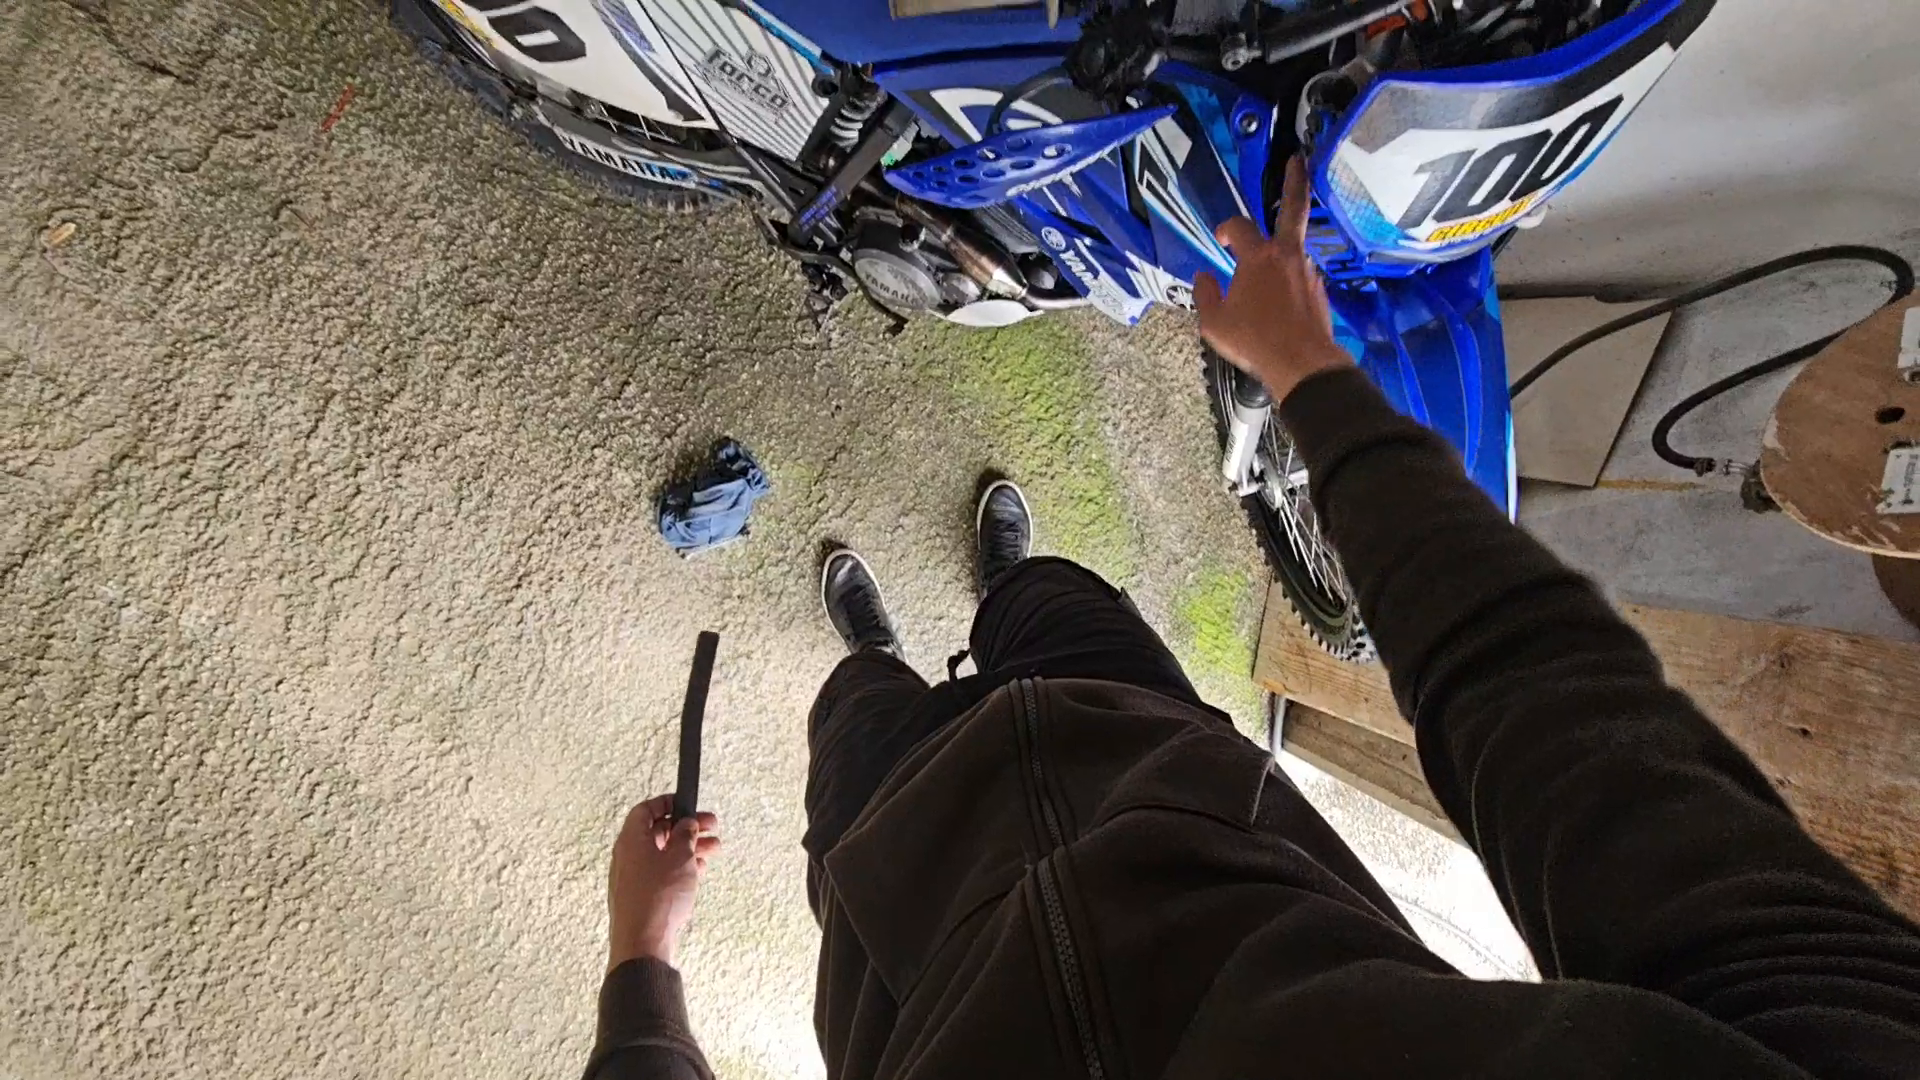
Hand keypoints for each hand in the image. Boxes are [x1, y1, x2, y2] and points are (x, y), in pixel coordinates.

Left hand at [606, 795, 720, 971]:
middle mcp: (627, 857)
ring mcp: (632, 878)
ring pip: (663, 853)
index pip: (645, 810)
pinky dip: (680, 867)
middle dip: (687, 827)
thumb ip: (685, 835)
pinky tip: (699, 870)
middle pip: (659, 832)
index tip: (686, 803)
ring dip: (689, 848)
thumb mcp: (680, 856)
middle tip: (710, 825)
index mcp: (631, 841)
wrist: (643, 945)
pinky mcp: (640, 897)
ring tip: (714, 848)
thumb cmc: (658, 897)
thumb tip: (686, 824)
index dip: (666, 803)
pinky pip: (661, 873)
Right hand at [1195, 156, 1353, 402]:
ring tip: (1265, 270)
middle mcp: (1287, 255)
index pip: (1239, 227)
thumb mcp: (1213, 321)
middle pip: (1293, 207)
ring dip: (1279, 252)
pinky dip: (1287, 281)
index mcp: (1258, 257)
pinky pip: (1298, 278)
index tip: (1219, 237)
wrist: (1301, 362)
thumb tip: (1204, 276)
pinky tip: (1277, 303)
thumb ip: (1205, 294)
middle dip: (1294, 180)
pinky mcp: (1319, 291)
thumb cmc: (1252, 339)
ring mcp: (1307, 271)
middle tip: (1297, 159)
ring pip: (1292, 251)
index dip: (1226, 227)